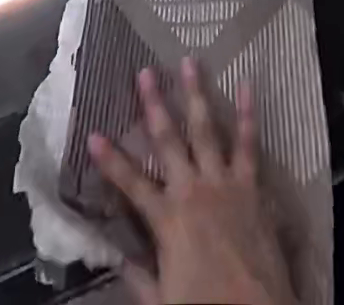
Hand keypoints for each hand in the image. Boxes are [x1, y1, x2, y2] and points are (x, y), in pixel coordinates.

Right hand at [87, 58, 296, 304]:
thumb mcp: (163, 301)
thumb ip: (139, 277)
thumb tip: (116, 258)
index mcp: (167, 219)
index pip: (130, 183)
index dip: (109, 158)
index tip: (91, 134)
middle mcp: (192, 191)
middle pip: (168, 140)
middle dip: (153, 104)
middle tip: (144, 71)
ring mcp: (224, 184)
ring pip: (206, 130)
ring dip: (196, 94)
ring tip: (189, 62)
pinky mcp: (252, 187)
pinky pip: (249, 146)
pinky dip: (247, 115)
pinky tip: (246, 86)